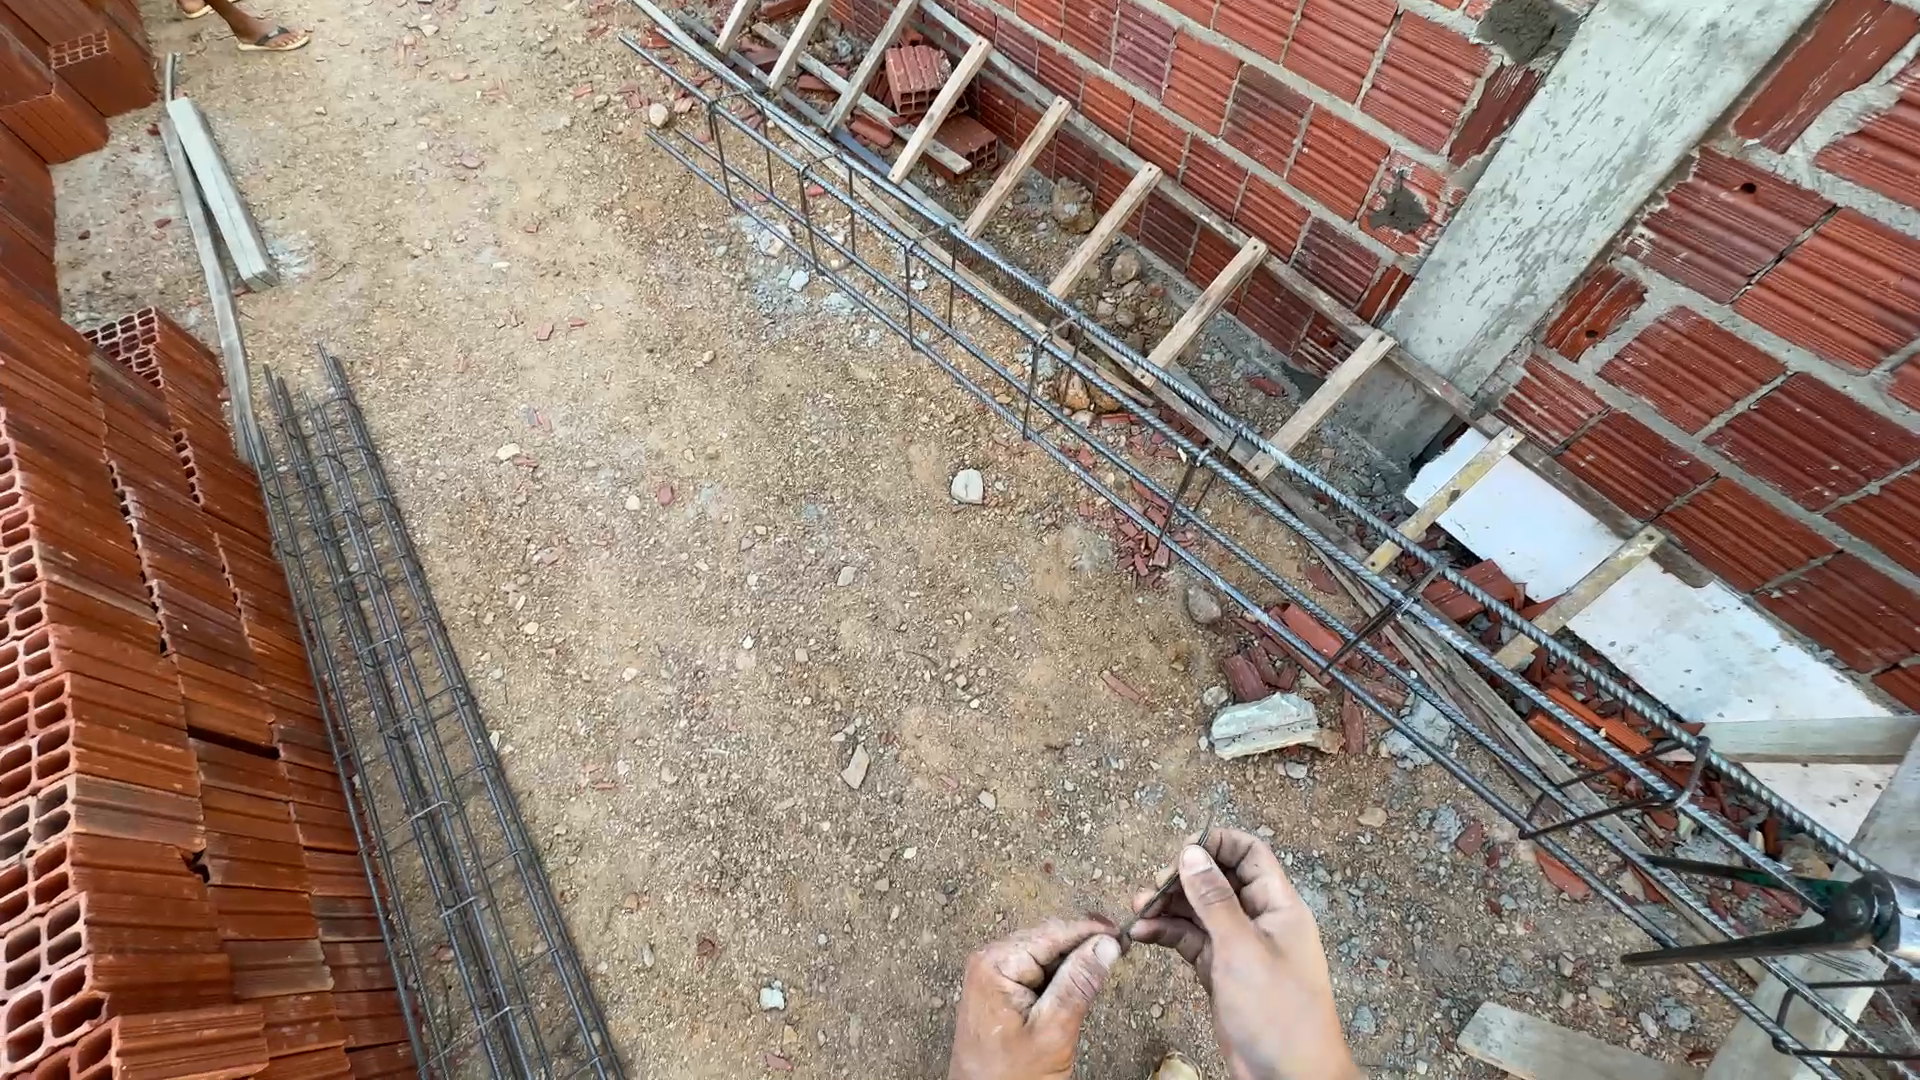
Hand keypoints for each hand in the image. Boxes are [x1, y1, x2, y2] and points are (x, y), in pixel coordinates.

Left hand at [947, 916, 1120, 1079]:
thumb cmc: (1011, 1079)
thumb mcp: (1052, 1032)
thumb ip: (1078, 984)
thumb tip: (1106, 944)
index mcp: (997, 962)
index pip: (1053, 933)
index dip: (1090, 931)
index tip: (1123, 934)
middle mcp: (990, 959)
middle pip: (1048, 939)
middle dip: (1083, 943)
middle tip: (1119, 948)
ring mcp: (992, 973)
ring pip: (1044, 954)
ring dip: (1073, 959)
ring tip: (1104, 963)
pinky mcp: (998, 990)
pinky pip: (1034, 971)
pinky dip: (1058, 975)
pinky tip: (1078, 981)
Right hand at [1130, 829, 1359, 1079]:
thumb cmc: (1278, 1013)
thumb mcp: (1242, 949)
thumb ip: (1214, 898)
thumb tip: (1191, 851)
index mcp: (1277, 905)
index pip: (1248, 852)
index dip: (1216, 843)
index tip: (1182, 852)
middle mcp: (1256, 918)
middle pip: (1216, 878)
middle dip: (1181, 877)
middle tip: (1153, 887)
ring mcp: (1236, 944)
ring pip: (1197, 908)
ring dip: (1167, 905)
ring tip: (1138, 909)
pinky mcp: (1219, 968)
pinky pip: (1188, 937)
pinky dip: (1165, 932)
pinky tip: (1142, 933)